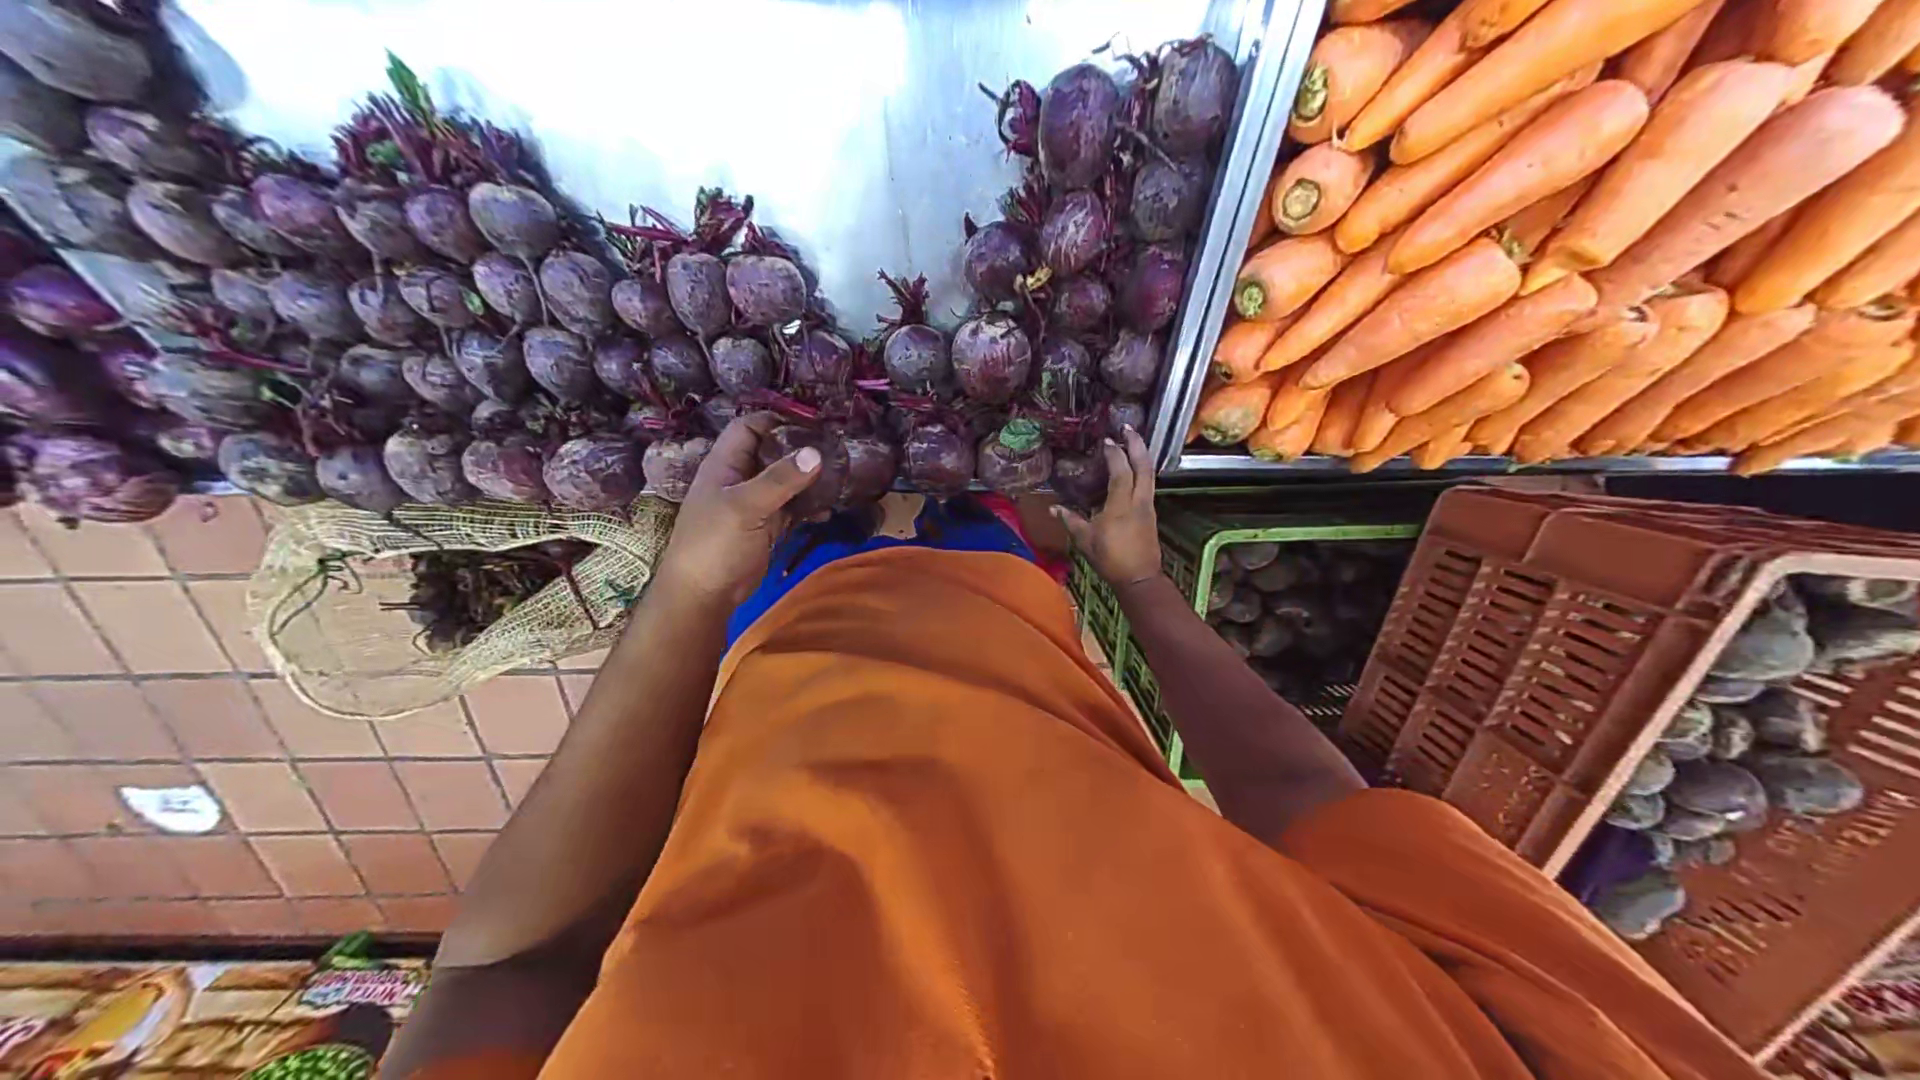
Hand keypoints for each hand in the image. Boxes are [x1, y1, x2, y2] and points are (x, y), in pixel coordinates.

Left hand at [654, 412, 822, 605]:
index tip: (811, 423)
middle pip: (772, 453)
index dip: (775, 420)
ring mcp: (755, 504)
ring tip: (840, 473)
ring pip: (785, 481)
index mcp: (725, 465)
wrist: (704, 594)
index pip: (749, 428)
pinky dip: (810, 507)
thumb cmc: (714, 543)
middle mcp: (740, 479)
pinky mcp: (768, 527)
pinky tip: (829, 508)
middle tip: (835, 446)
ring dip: (809, 478)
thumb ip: (780, 480)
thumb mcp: (745, 506)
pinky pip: (792, 508)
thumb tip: (815, 452)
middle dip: (799, 449)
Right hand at [1052, 427, 1162, 589]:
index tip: (1105, 441)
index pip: (1120, 471)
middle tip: (1127, 428)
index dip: (1114, 454)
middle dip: (1136, 444)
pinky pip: (1148, 483)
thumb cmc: (1110, 559)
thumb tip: (1054, 508)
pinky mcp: (1150, 513)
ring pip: (1149, 473)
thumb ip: (1071, 520)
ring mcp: (1147, 506)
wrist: (1139, 578)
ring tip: (1132, 441)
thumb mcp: (1085, 540)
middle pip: (1143, 465)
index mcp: (1121, 505)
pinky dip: (1142, 469)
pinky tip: (1134, 468)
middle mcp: (1139, 501)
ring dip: (1141, 454)